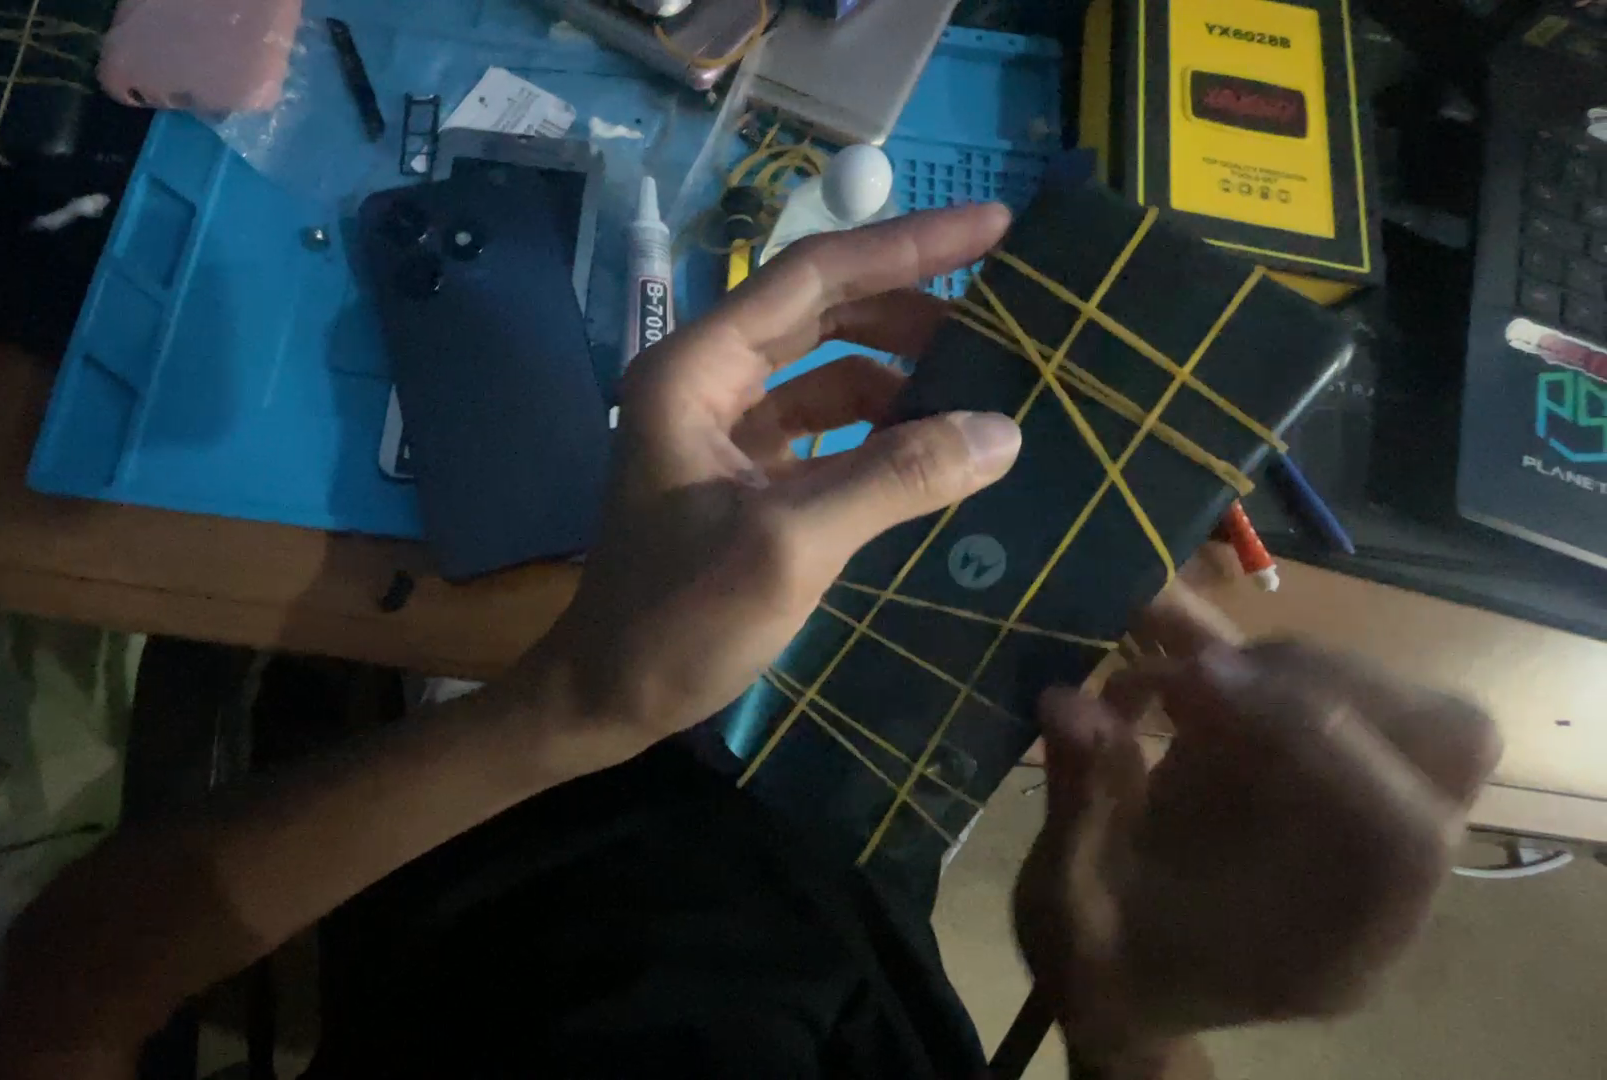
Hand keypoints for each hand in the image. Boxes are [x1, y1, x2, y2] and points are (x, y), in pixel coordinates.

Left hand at [517, 204, 1023, 759]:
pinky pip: (819, 430)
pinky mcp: (740, 476)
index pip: (811, 277)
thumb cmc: (677, 620)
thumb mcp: (787, 546)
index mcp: (695, 371)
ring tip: (978, 392)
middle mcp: (703, 383)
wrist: (609, 691)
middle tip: (1003, 320)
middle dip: (908, 310)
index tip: (998, 225)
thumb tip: (1000, 430)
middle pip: (819, 315)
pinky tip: (926, 449)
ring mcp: (720, 430)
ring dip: (896, 375)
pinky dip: (872, 432)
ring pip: (823, 373)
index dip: (907, 246)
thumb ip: (891, 479)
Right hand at [1013, 584, 1501, 1067]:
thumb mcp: (1067, 902)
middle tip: (1181, 671)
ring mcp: (1332, 809)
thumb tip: (1065, 699)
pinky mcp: (1284, 769)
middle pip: (1431, 744)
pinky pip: (1293, 690)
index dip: (1312, 735)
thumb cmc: (1099, 962)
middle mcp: (1363, 866)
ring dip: (1264, 661)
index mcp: (1335, 934)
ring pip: (1379, 701)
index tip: (1192, 678)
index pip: (1396, 826)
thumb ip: (1081, 805)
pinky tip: (1153, 644)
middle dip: (1304, 681)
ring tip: (1153, 658)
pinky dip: (1227, 655)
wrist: (1111, 975)